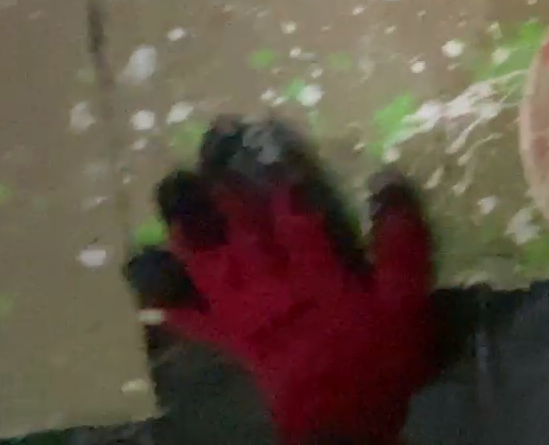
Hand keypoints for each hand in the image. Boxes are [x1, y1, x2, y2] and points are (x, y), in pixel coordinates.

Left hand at [125, 118, 434, 444]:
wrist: (344, 414)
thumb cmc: (382, 348)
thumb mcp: (408, 292)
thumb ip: (400, 239)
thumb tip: (385, 180)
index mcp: (317, 273)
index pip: (295, 212)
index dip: (281, 172)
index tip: (268, 134)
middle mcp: (270, 287)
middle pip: (240, 228)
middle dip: (225, 181)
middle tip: (210, 140)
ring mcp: (242, 313)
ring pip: (204, 262)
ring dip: (184, 221)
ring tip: (170, 183)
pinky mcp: (229, 337)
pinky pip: (186, 314)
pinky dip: (159, 290)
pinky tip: (139, 266)